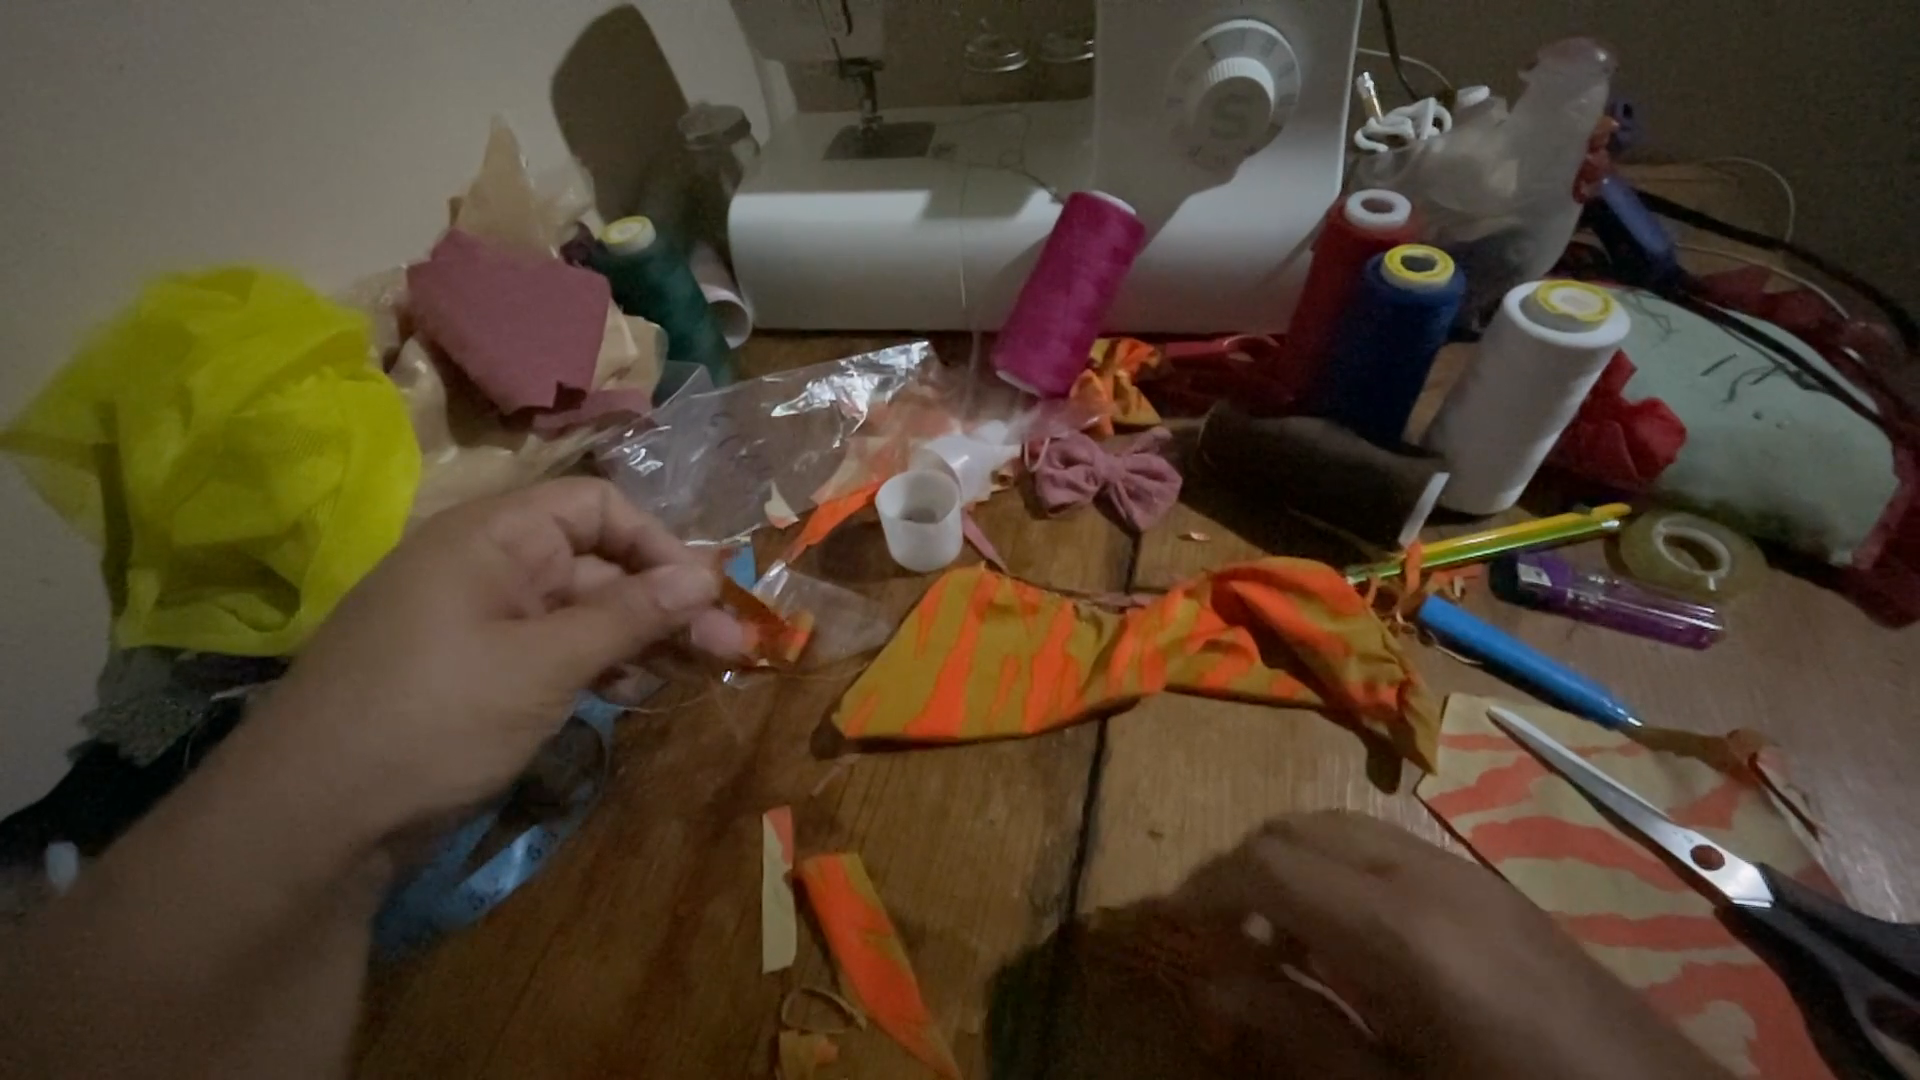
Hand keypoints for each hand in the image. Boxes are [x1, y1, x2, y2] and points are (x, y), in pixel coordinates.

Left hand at [244, 478, 742, 842]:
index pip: (597, 508)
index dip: (656, 543)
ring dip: (646, 638)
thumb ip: (632, 613)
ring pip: (589, 614)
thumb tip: (708, 575)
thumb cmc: (435, 718)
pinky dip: (605, 665)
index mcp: (494, 539)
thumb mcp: (546, 662)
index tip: (704, 593)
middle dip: (668, 604)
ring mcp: (489, 624)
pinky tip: (639, 690)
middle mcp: (493, 569)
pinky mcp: (487, 673)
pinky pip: (563, 651)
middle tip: (732, 647)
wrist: (311, 825)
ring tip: (704, 671)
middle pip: (602, 567)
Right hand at [1172, 812, 1732, 1079]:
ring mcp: (1462, 870)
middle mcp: (1424, 872)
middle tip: (1222, 933)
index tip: (1175, 924)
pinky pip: (1382, 847)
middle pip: (1295, 829)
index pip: (1267, 862)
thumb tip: (1210, 985)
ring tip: (1278, 934)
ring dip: (1289, 865)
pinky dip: (1336, 870)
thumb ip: (1298, 1029)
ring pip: (1336, 827)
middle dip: (1242, 869)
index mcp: (1399, 927)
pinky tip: (1349, 938)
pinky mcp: (1488, 883)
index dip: (1208, 888)